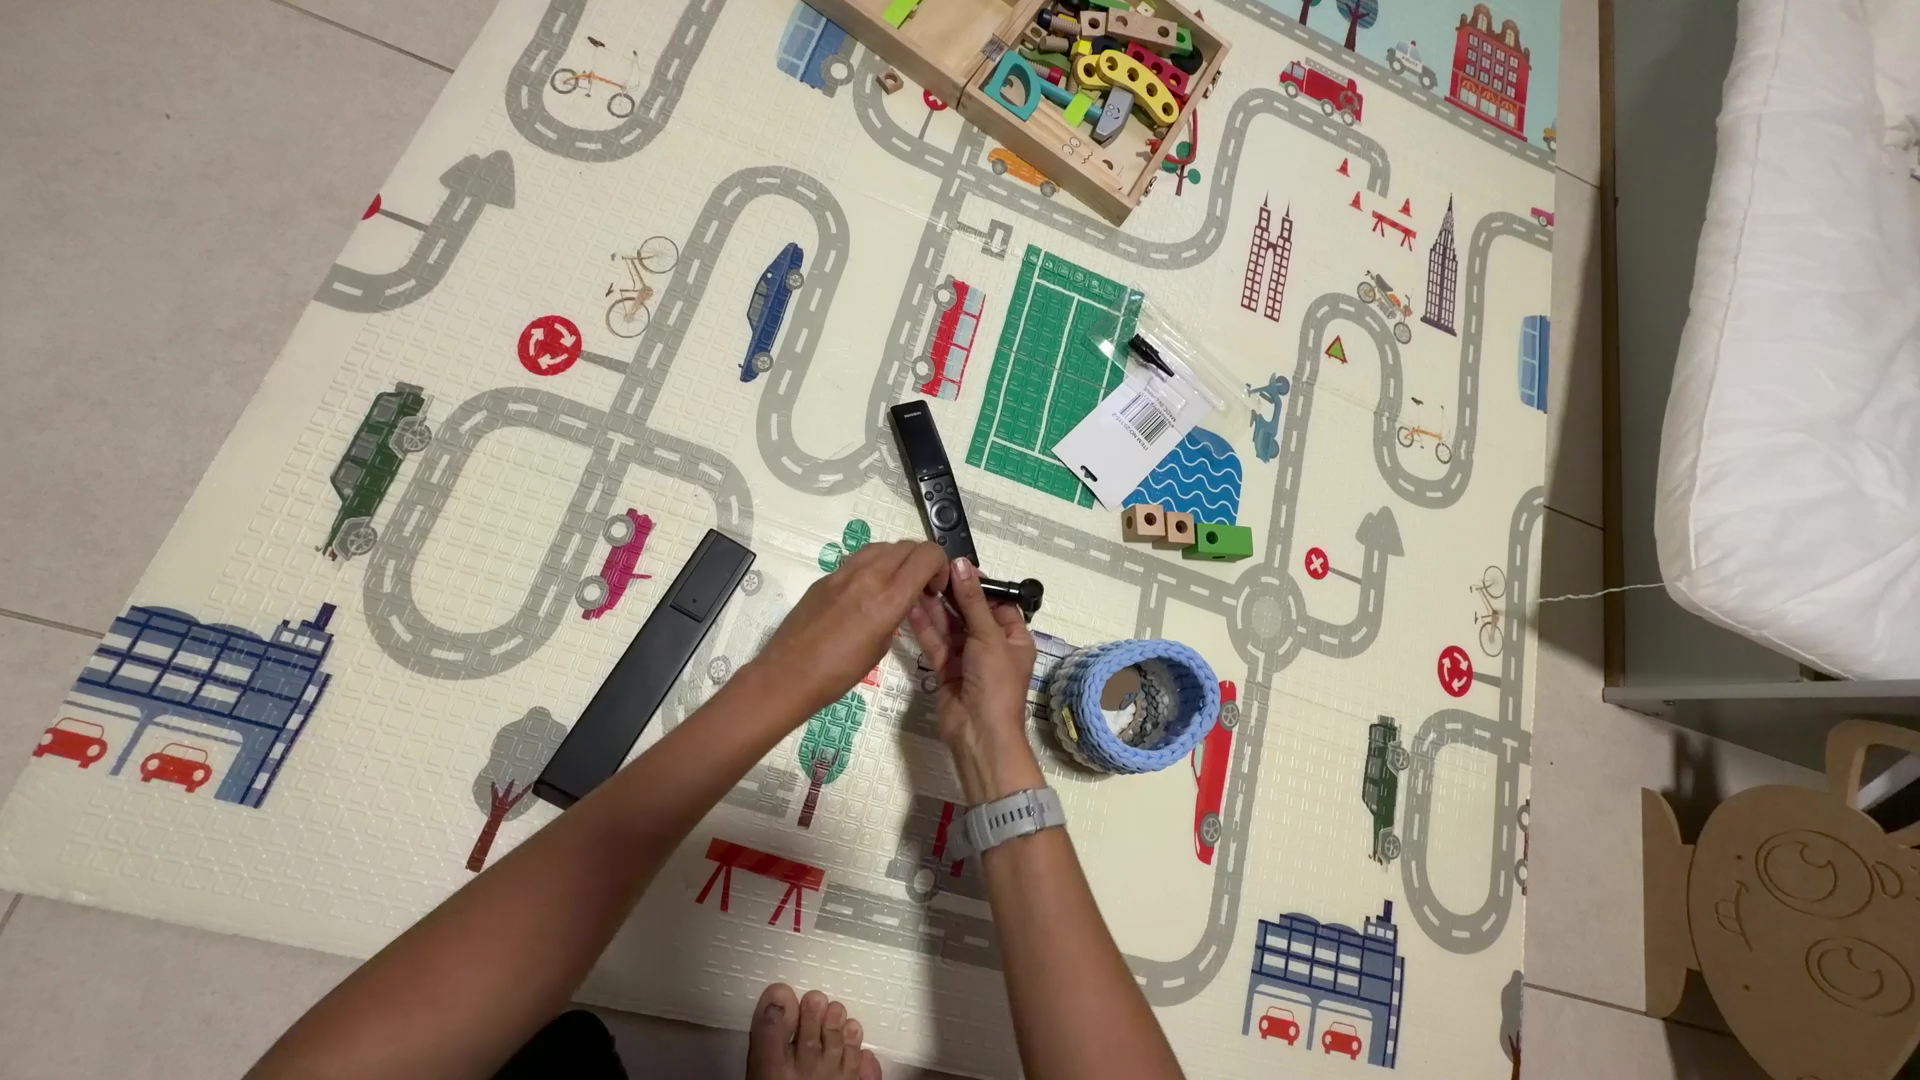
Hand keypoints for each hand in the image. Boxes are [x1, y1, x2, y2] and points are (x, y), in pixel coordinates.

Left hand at [752, 541, 949, 716]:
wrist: (789, 674)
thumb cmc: (840, 673)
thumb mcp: (882, 645)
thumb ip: (897, 613)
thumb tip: (901, 599)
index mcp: (889, 596)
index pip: (928, 555)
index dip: (940, 566)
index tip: (935, 588)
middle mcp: (869, 575)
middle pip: (908, 545)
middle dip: (922, 561)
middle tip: (920, 587)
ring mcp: (844, 572)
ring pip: (883, 546)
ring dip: (897, 559)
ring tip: (894, 585)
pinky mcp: (826, 577)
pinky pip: (859, 558)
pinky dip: (874, 565)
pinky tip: (868, 591)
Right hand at [907, 558, 1044, 803]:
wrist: (979, 733)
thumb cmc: (996, 683)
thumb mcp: (988, 636)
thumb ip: (972, 601)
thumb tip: (962, 564)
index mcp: (1014, 638)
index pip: (997, 603)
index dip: (979, 584)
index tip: (957, 564)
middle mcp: (991, 645)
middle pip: (971, 613)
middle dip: (953, 593)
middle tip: (931, 570)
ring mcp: (967, 658)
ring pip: (950, 627)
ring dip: (936, 607)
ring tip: (917, 583)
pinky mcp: (946, 670)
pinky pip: (936, 643)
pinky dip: (925, 627)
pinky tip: (911, 607)